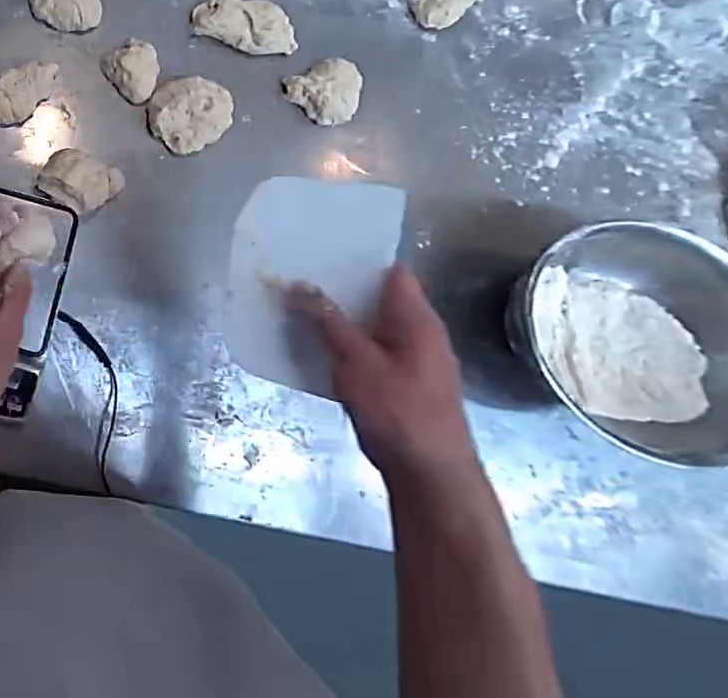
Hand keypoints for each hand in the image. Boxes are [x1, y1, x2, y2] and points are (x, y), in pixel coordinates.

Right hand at [287, 267, 478, 483]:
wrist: (431, 478)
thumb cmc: (400, 414)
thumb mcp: (358, 364)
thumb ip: (329, 323)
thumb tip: (299, 285)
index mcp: (417, 320)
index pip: (391, 272)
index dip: (358, 258)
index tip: (320, 250)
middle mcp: (419, 334)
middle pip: (376, 298)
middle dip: (338, 289)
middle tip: (296, 277)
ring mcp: (411, 360)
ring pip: (369, 326)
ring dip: (338, 319)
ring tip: (296, 307)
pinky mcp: (400, 383)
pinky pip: (367, 351)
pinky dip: (344, 345)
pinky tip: (314, 348)